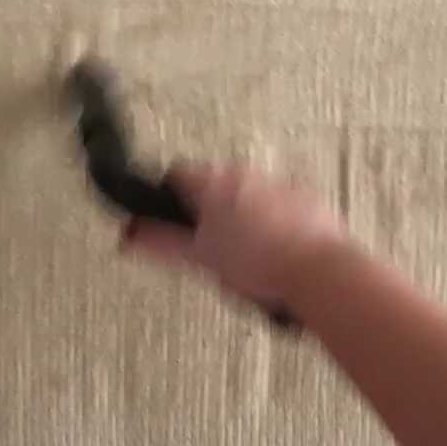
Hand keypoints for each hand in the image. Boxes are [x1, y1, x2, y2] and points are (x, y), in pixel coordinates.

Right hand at [120, 164, 349, 308]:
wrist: (319, 272)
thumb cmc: (260, 265)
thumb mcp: (200, 259)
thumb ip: (160, 244)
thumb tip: (127, 236)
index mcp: (213, 184)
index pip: (176, 174)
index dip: (168, 197)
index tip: (172, 220)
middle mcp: (245, 175)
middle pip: (214, 185)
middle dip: (209, 212)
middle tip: (211, 248)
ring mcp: (279, 184)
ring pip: (248, 195)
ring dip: (243, 216)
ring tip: (250, 257)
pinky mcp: (307, 198)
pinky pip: (281, 205)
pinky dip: (275, 222)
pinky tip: (278, 252)